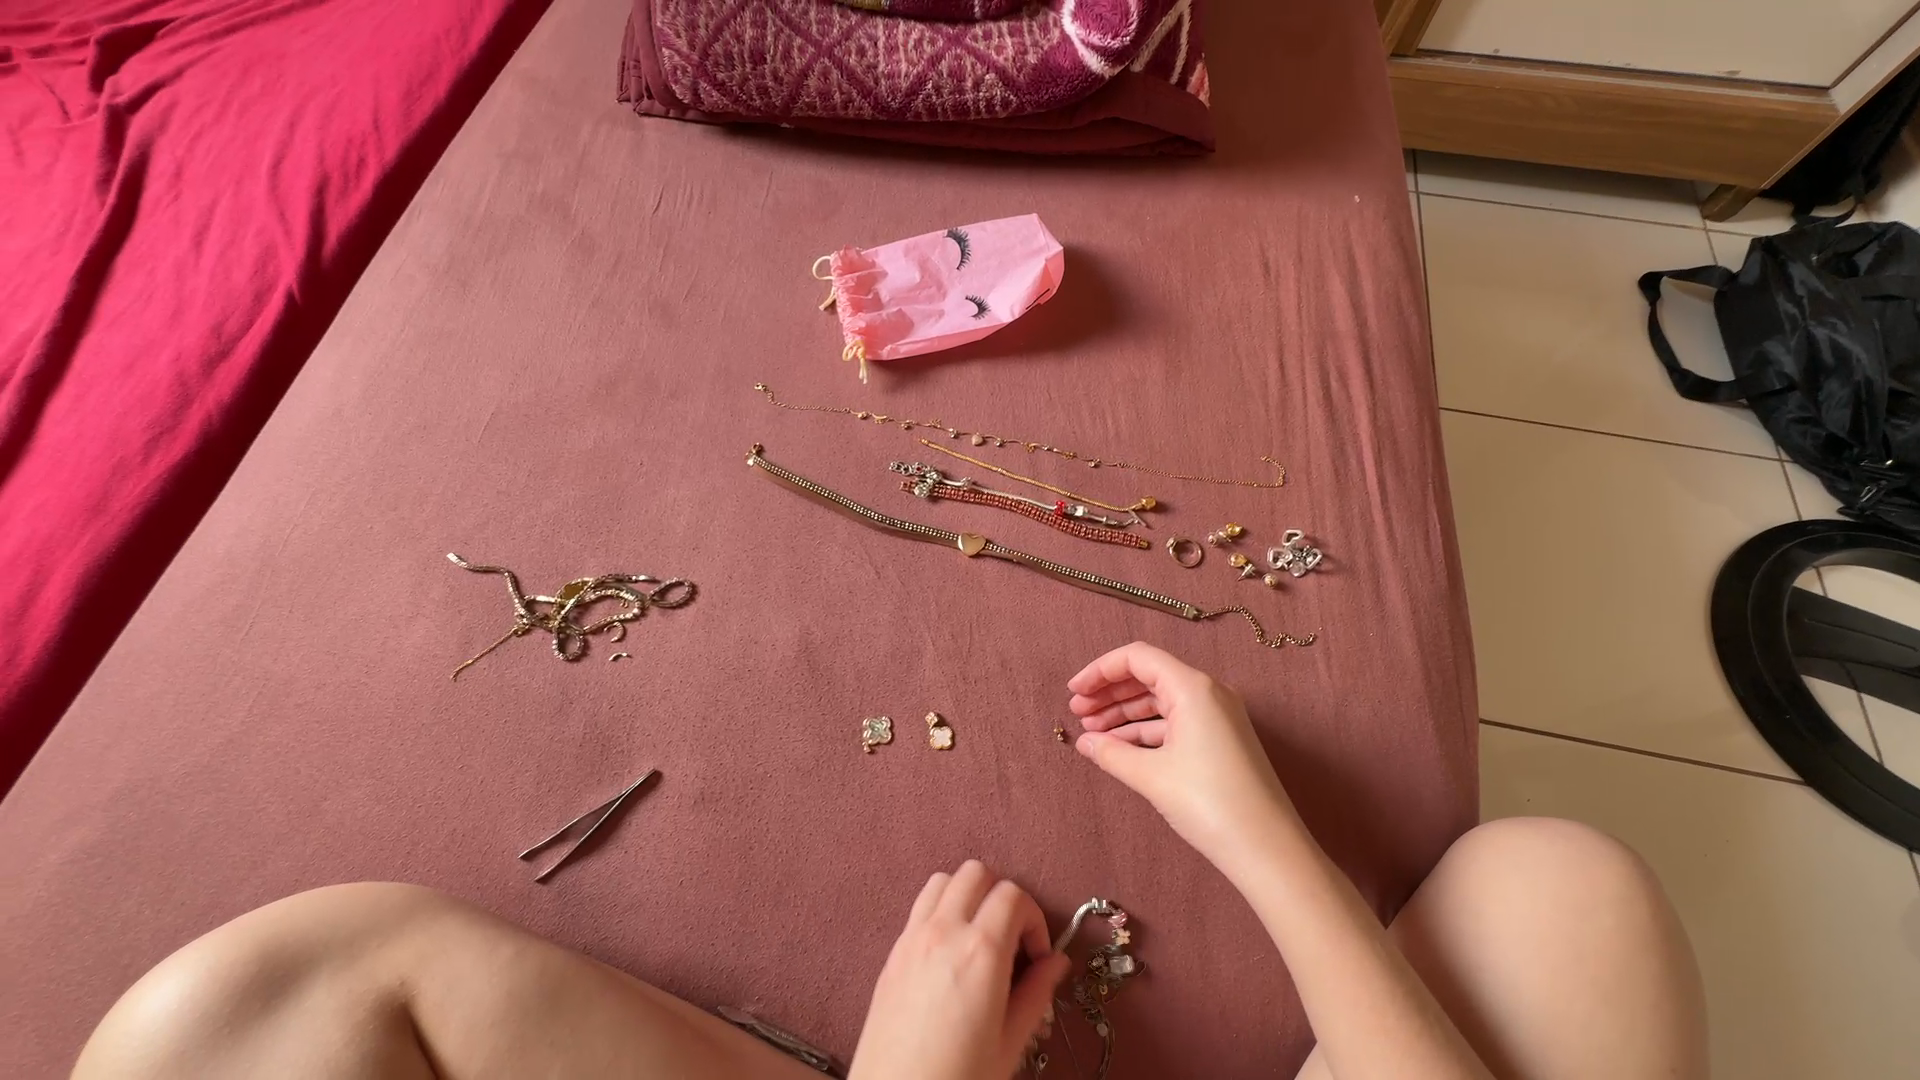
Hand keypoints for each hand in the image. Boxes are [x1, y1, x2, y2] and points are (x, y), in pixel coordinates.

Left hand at [848, 861, 1071, 1079]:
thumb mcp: (1010, 1044)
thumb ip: (1036, 993)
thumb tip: (1056, 961)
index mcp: (980, 950)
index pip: (1014, 895)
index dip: (1034, 919)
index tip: (1036, 956)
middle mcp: (945, 930)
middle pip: (977, 873)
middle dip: (1001, 896)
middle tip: (1011, 938)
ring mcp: (913, 936)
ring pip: (944, 879)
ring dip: (967, 895)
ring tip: (979, 936)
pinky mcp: (893, 951)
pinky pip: (920, 905)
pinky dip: (940, 909)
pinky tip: (949, 950)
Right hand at [1068, 642, 1302, 868]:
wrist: (1268, 850)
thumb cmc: (1209, 803)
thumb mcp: (1151, 775)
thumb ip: (1111, 753)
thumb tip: (1085, 743)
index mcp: (1192, 687)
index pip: (1137, 658)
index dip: (1100, 670)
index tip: (1073, 691)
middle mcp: (1208, 693)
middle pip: (1148, 676)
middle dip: (1109, 693)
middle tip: (1076, 713)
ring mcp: (1217, 717)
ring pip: (1160, 702)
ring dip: (1123, 714)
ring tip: (1091, 734)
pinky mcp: (1220, 741)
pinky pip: (1174, 723)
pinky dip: (1144, 732)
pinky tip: (1119, 749)